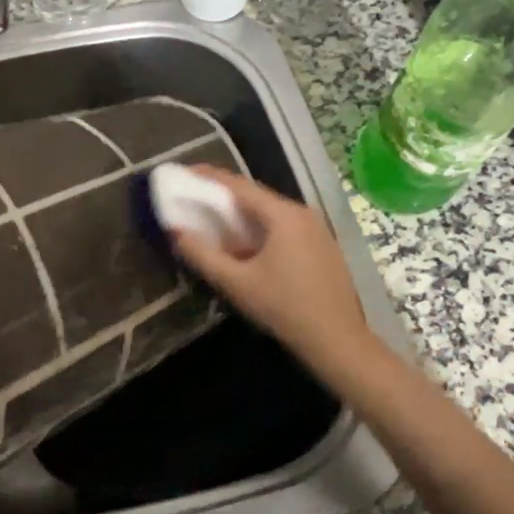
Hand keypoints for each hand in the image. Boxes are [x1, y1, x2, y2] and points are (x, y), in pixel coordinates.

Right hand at [169, 166, 375, 379]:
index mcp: (283, 215)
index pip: (239, 185)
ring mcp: (317, 230)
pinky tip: (247, 247)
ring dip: (243, 216)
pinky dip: (261, 229)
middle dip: (224, 197)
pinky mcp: (323, 247)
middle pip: (256, 197)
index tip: (185, 172)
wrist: (338, 342)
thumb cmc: (284, 308)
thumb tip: (175, 231)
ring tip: (216, 223)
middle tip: (196, 200)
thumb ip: (202, 255)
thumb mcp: (236, 284)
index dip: (209, 177)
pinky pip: (285, 228)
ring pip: (271, 214)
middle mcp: (303, 213)